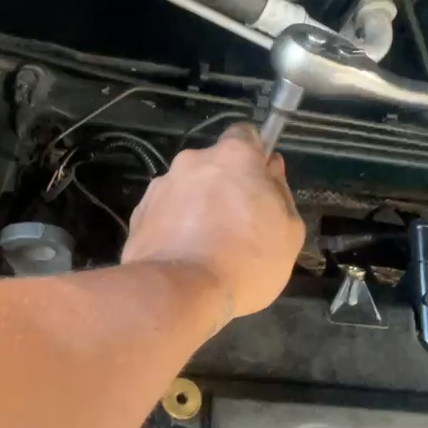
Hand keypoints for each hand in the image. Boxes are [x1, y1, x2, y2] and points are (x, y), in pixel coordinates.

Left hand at [122, 124, 304, 318]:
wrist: (179, 292)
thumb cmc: (247, 260)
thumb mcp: (288, 231)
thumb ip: (280, 192)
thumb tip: (271, 168)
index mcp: (234, 156)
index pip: (245, 135)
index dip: (254, 156)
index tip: (258, 183)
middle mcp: (192, 161)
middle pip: (212, 165)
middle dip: (222, 186)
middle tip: (235, 224)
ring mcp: (161, 186)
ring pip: (186, 189)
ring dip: (195, 207)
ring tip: (204, 246)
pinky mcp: (138, 213)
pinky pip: (164, 212)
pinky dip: (173, 226)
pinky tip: (181, 255)